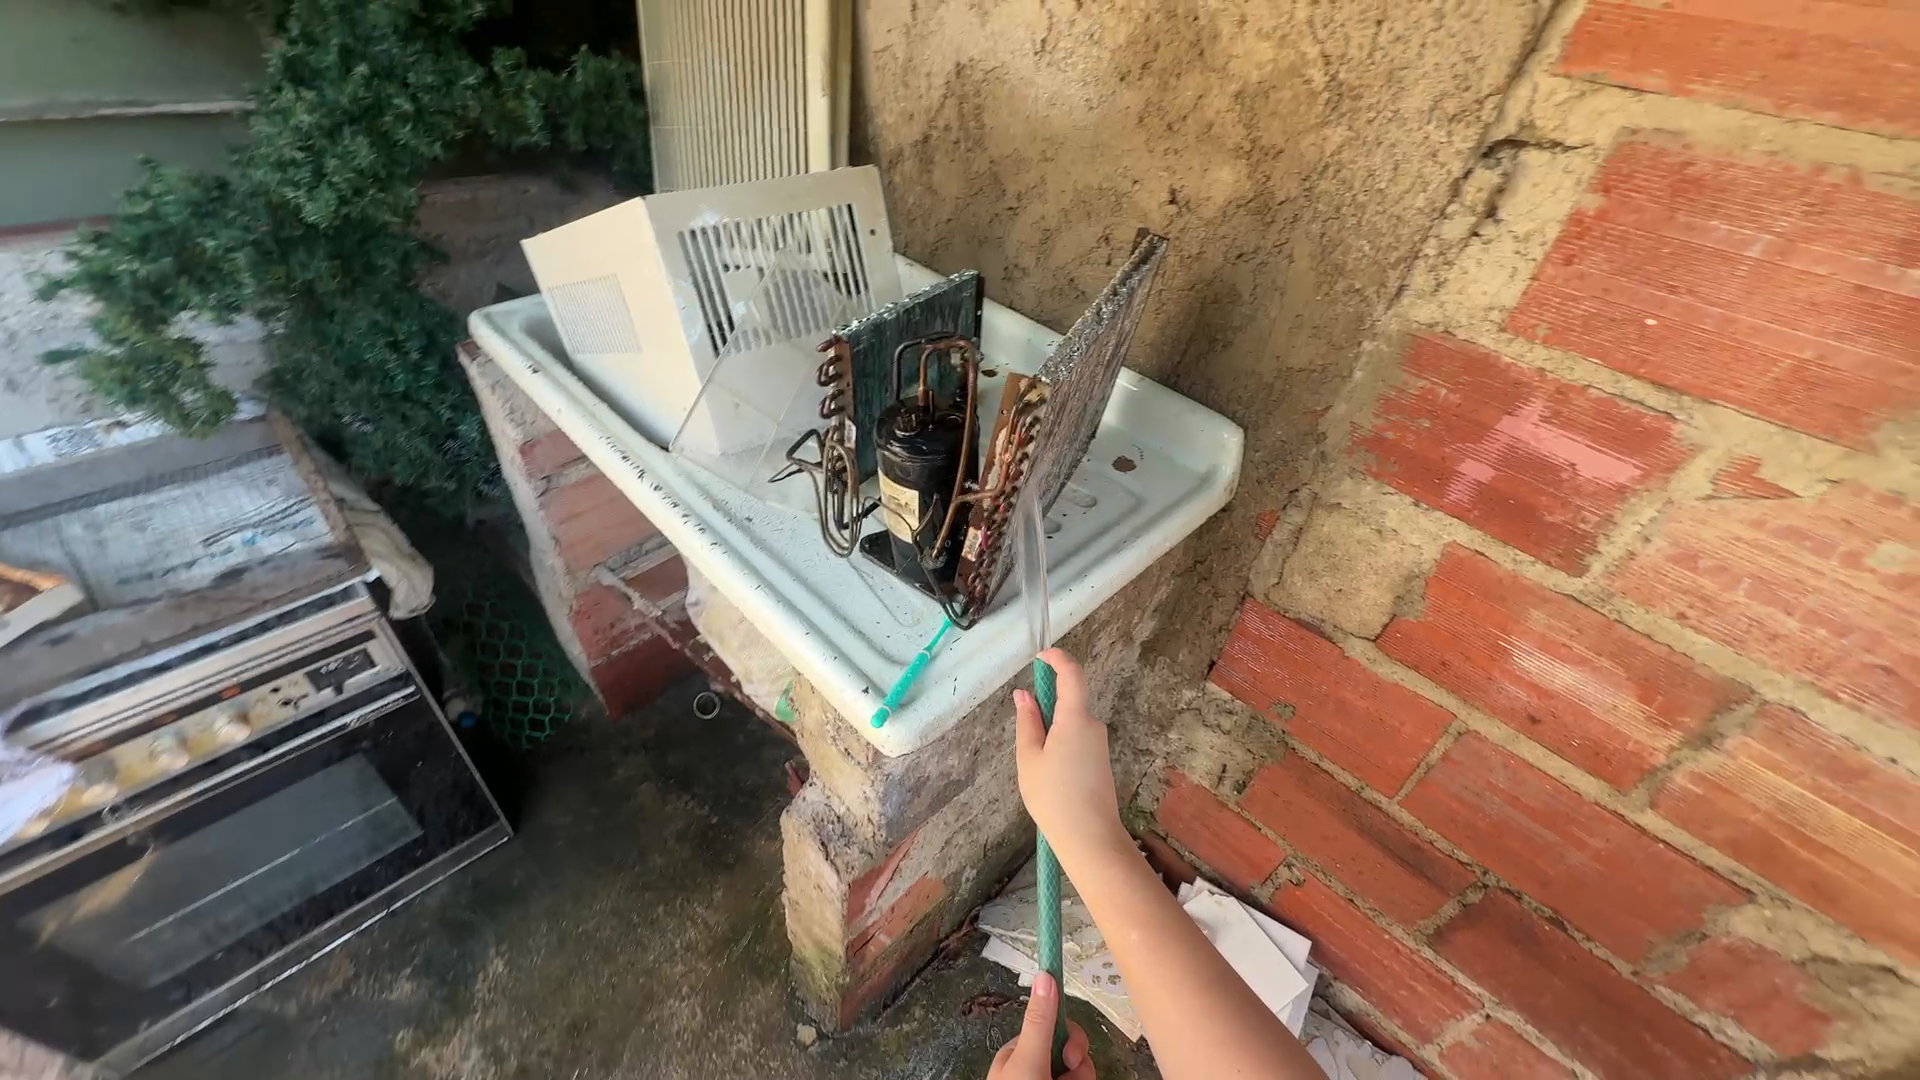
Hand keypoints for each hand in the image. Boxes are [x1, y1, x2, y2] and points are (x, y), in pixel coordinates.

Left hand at [987, 973, 1095, 1079]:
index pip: (1054, 1025)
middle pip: (1072, 1049)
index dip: (1069, 1033)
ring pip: (1081, 1070)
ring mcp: (1049, 1079)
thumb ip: (1039, 1021)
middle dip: (1077, 1063)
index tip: (1073, 1051)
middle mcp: (1037, 1065)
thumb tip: (1045, 974)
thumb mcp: (1027, 1058)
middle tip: (1069, 1073)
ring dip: (1079, 1079)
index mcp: (1021, 1049)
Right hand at [1014, 649, 1126, 866]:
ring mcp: (1099, 743)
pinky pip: (1078, 738)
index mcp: (1075, 718)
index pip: (1072, 673)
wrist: (1090, 837)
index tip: (1040, 657)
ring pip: (1072, 722)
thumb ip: (1027, 721)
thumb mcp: (1029, 757)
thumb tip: (1024, 695)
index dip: (1057, 658)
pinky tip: (1051, 776)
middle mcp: (1093, 724)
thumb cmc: (1053, 796)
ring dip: (1052, 730)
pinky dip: (1061, 743)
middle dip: (1046, 707)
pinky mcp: (1100, 760)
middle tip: (1026, 738)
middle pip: (1070, 700)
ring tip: (1036, 767)